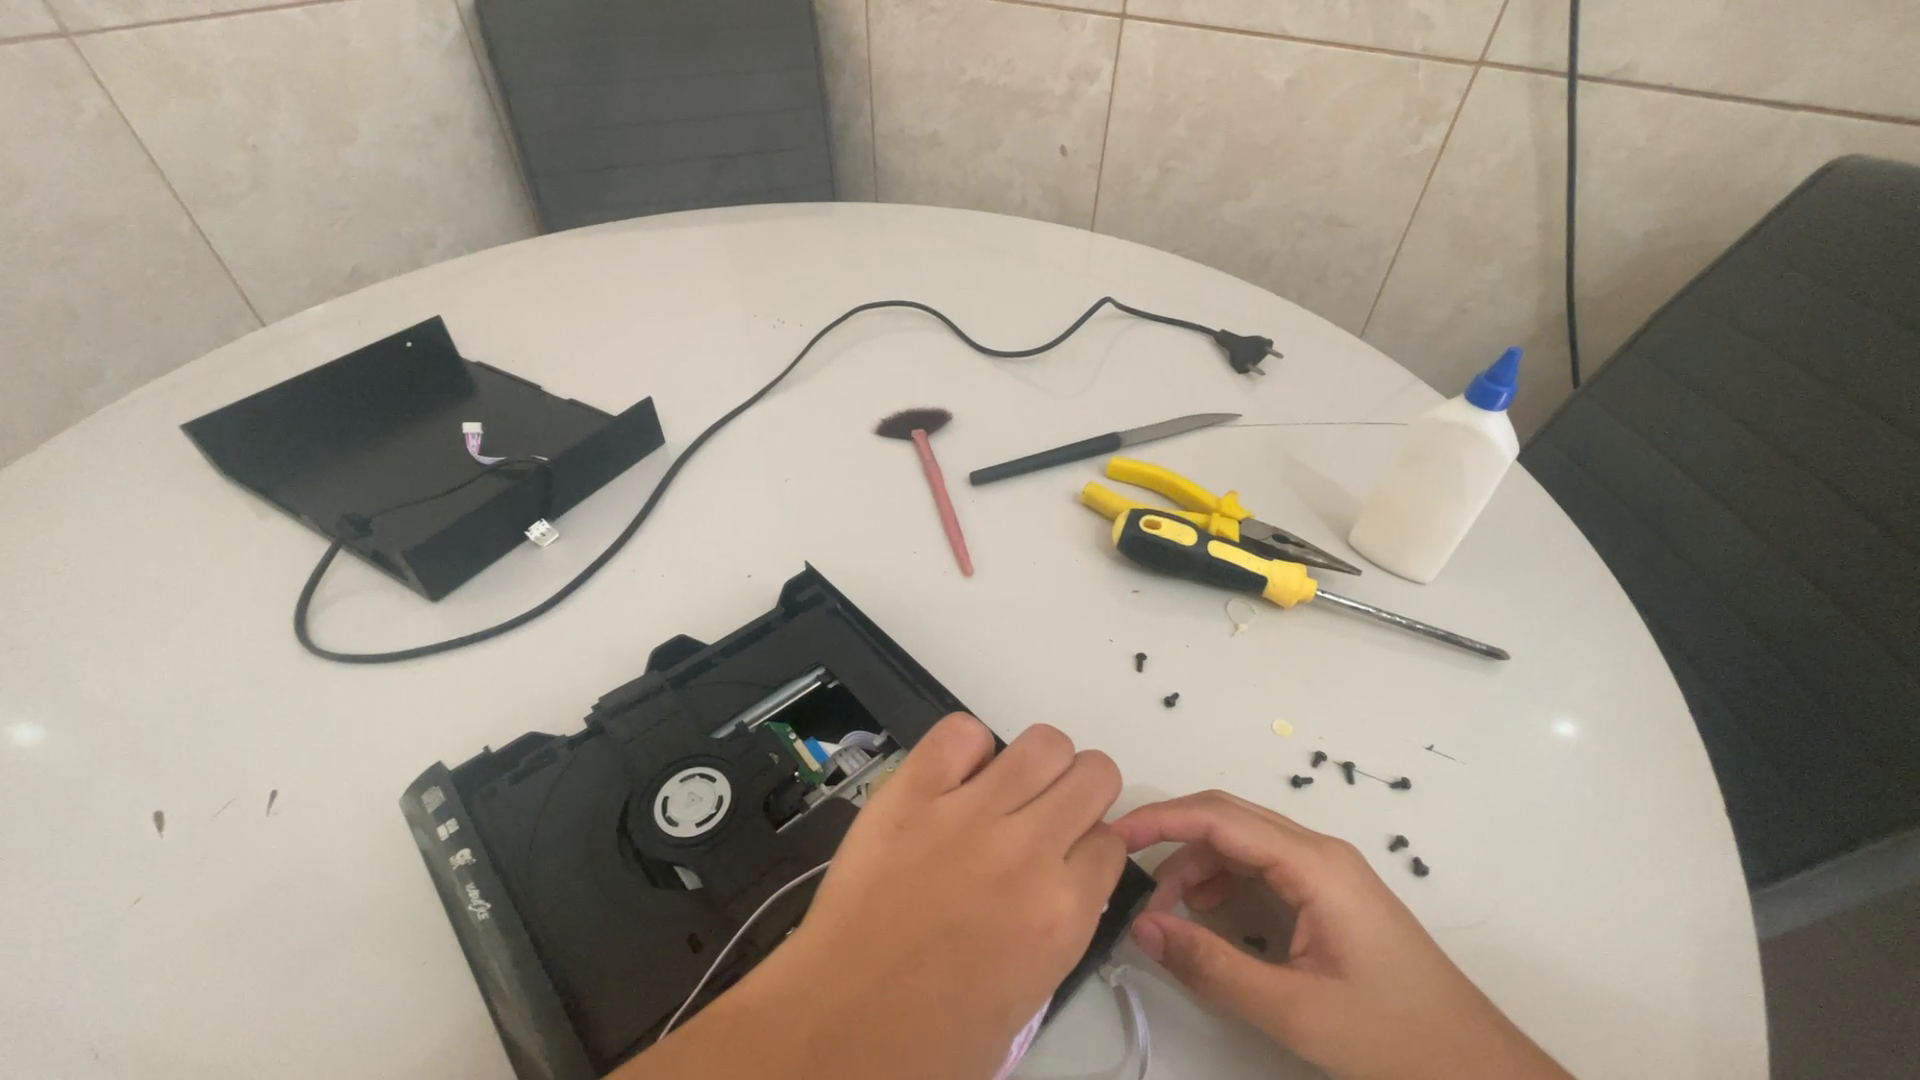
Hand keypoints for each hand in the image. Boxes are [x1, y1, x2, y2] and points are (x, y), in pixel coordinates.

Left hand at [640, 713, 1127, 1079]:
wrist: (838, 1024)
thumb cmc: (934, 1032)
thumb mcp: (1032, 990)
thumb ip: (1060, 921)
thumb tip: (1064, 874)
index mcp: (1062, 913)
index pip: (1111, 840)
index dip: (1090, 845)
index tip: (1067, 853)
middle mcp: (1027, 850)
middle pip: (1094, 773)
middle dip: (1080, 791)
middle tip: (1045, 812)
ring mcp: (967, 813)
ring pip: (1043, 743)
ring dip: (1037, 763)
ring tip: (1006, 789)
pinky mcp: (912, 790)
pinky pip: (961, 732)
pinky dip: (968, 747)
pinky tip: (956, 777)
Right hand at [1113, 791, 1570, 1079]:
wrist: (1480, 1070)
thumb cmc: (1393, 1036)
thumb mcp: (1294, 1009)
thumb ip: (1212, 966)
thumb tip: (1142, 928)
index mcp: (1314, 864)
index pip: (1220, 817)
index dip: (1161, 819)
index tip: (1113, 835)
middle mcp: (1318, 852)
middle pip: (1229, 818)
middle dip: (1174, 838)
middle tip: (1130, 873)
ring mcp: (1326, 871)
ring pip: (1243, 843)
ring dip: (1197, 866)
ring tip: (1168, 913)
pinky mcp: (1329, 894)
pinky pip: (1262, 867)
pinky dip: (1223, 883)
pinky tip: (1208, 917)